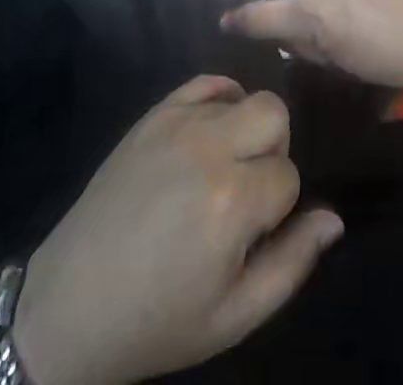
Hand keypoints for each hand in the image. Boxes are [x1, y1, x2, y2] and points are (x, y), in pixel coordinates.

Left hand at [11, 76, 341, 384]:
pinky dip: (220, 99)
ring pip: (245, 97)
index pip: (289, 176)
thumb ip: (293, 263)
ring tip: (224, 168)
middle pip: (275, 114)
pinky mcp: (150, 118)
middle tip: (247, 190)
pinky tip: (212, 132)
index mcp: (231, 201)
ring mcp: (174, 125)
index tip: (253, 232)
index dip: (280, 206)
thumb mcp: (236, 316)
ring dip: (247, 130)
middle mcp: (207, 148)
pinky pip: (204, 83)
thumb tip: (333, 217)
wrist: (68, 308)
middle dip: (275, 150)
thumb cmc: (158, 320)